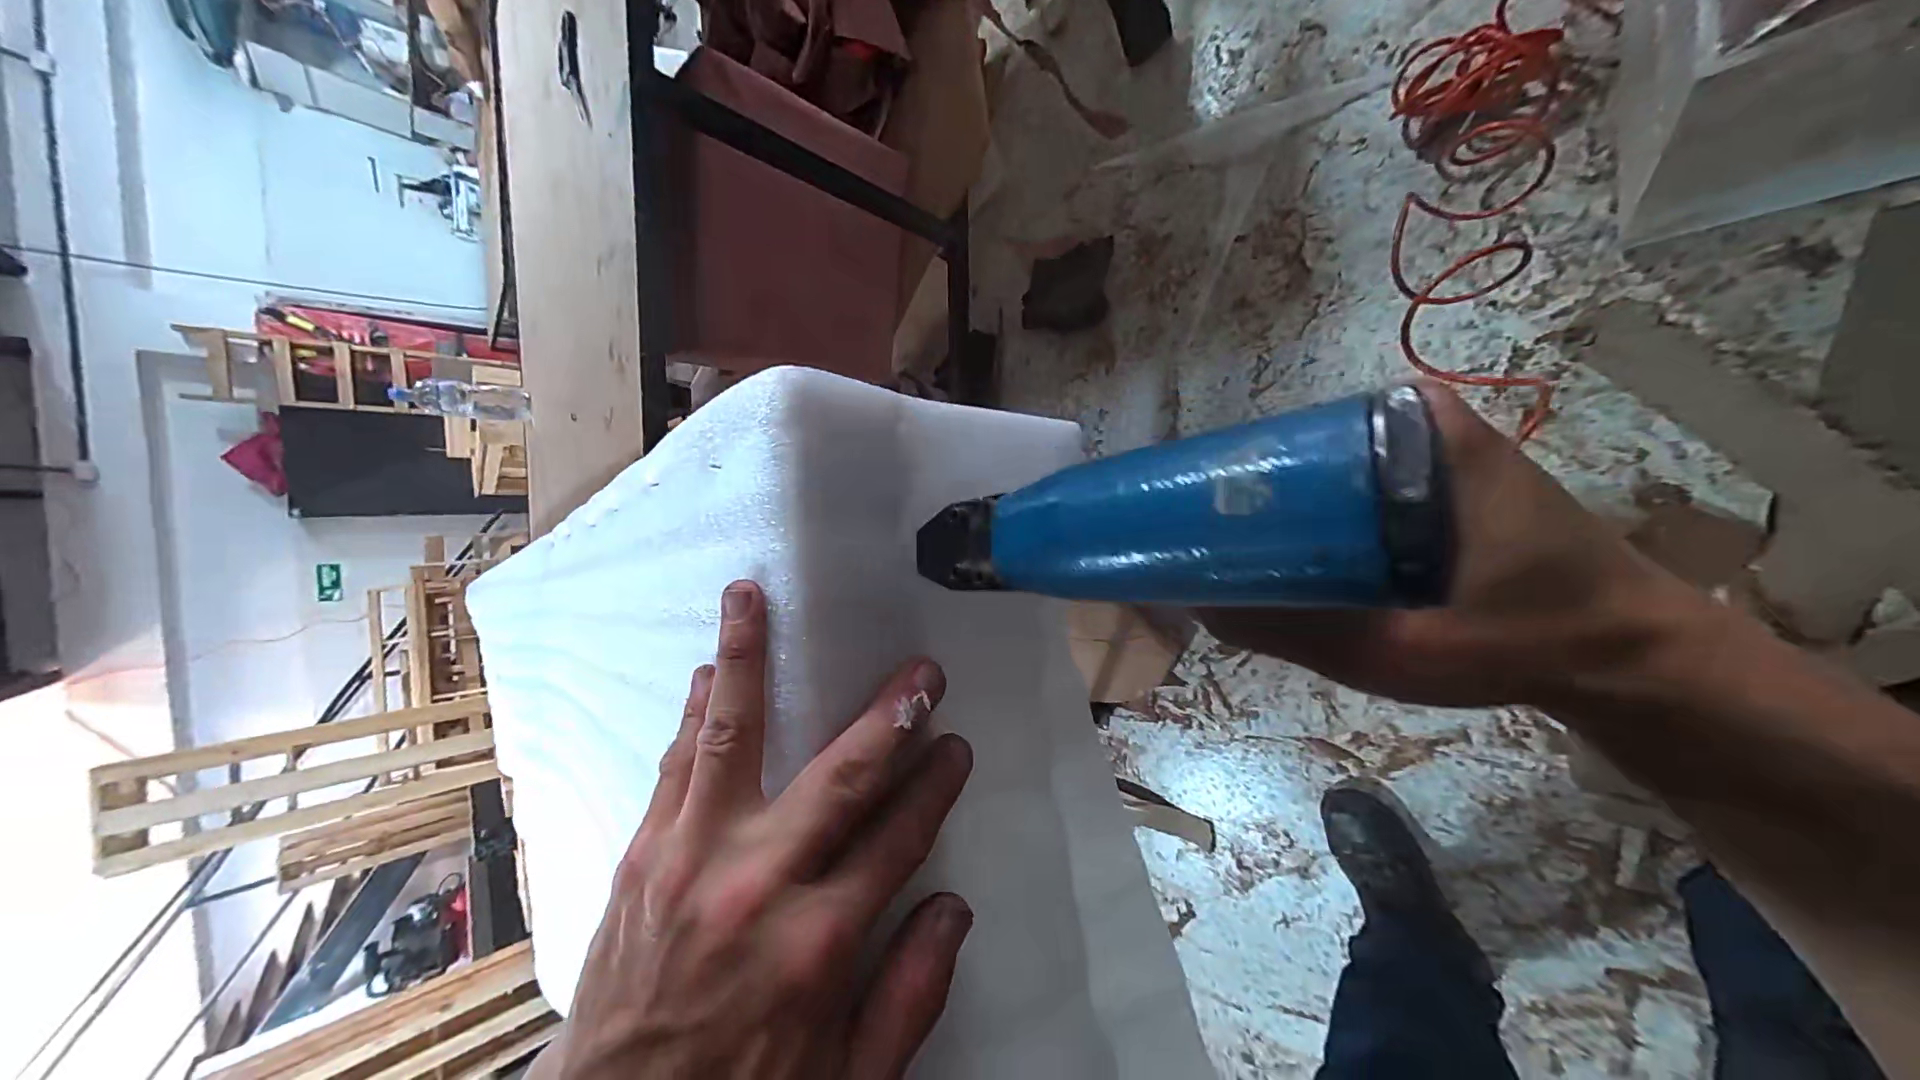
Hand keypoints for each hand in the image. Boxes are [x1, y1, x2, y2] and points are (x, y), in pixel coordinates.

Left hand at [547, 580, 975, 1079]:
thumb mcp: (847, 1079)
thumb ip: (910, 993)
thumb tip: (953, 904)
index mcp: (818, 944)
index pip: (899, 839)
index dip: (935, 786)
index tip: (955, 747)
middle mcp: (757, 884)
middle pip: (841, 776)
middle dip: (888, 717)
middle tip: (921, 671)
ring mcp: (692, 858)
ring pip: (732, 736)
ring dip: (746, 659)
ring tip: (751, 595)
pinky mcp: (645, 853)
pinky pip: (679, 763)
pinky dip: (696, 710)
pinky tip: (707, 669)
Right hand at [1202, 381, 1713, 707]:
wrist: (1631, 656)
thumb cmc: (1524, 641)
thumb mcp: (1403, 650)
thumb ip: (1301, 632)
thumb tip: (1201, 606)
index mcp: (1424, 440)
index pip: (1302, 430)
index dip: (1241, 464)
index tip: (1197, 501)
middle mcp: (1428, 429)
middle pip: (1307, 449)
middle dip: (1255, 491)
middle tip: (1210, 534)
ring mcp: (1440, 455)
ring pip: (1330, 469)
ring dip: (1286, 505)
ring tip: (1239, 547)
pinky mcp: (1444, 483)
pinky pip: (1359, 488)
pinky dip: (1323, 516)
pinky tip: (1300, 557)